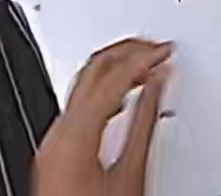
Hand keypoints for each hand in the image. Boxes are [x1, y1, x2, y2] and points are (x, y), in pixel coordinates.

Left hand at [35, 39, 172, 195]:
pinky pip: (79, 102)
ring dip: (117, 64)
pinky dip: (105, 87)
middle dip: (129, 49)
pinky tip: (125, 93)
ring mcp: (54, 141)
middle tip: (158, 47)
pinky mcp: (56, 152)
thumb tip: (160, 80)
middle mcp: (58, 130)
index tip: (167, 51)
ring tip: (146, 62)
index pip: (113, 71)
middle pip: (94, 66)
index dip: (144, 55)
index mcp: (75, 130)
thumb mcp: (132, 173)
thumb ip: (146, 119)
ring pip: (84, 79)